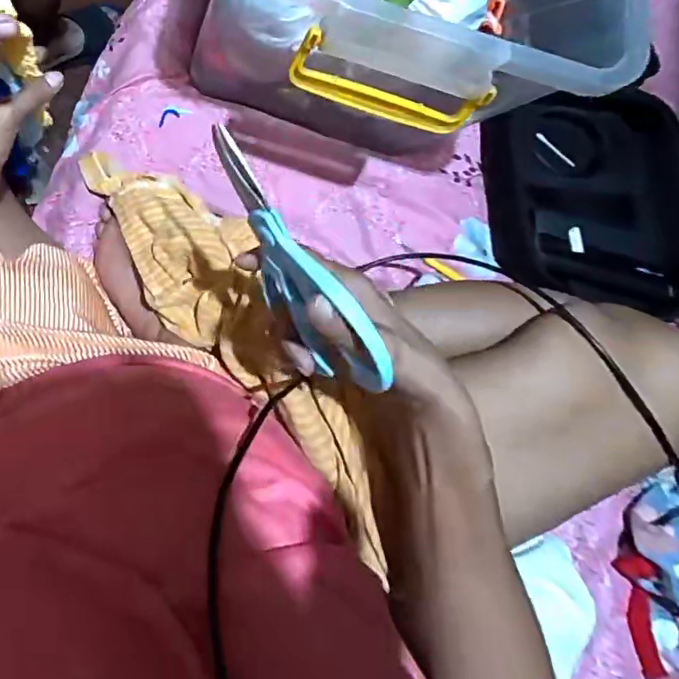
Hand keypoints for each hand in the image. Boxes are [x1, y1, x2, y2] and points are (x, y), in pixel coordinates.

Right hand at [246, 252, 481, 427]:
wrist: (435, 423)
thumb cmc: (425, 384)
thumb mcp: (398, 360)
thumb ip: (353, 333)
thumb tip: (309, 301)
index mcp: (357, 292)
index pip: (311, 261)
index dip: (277, 255)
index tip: (243, 263)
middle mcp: (341, 302)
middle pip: (292, 288)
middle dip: (279, 310)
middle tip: (292, 347)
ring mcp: (333, 327)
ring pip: (290, 316)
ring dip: (286, 338)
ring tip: (307, 367)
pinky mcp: (329, 351)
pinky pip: (296, 341)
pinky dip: (293, 354)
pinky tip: (310, 372)